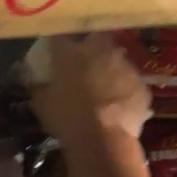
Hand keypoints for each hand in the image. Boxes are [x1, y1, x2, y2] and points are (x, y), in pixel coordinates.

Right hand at [27, 33, 150, 145]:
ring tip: (104, 87)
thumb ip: (39, 88)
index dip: (56, 44)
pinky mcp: (141, 85)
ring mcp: (125, 67)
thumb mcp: (42, 105)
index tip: (53, 52)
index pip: (58, 38)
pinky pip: (130, 82)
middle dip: (91, 45)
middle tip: (85, 62)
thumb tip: (36, 82)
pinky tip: (117, 105)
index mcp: (71, 54)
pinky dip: (124, 90)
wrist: (103, 140)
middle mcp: (100, 52)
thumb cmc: (67, 119)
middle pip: (96, 37)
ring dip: (110, 68)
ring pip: (117, 59)